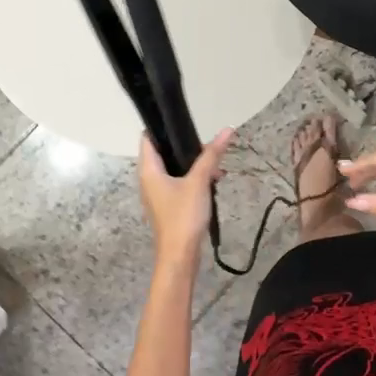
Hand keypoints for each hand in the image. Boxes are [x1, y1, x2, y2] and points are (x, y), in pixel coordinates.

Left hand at [138, 128, 232, 265]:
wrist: (180, 256)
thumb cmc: (183, 216)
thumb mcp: (199, 181)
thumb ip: (211, 154)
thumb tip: (227, 129)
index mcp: (149, 171)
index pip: (148, 138)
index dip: (162, 126)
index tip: (183, 119)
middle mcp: (149, 180)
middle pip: (163, 152)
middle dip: (186, 146)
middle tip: (208, 144)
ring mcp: (158, 193)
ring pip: (174, 168)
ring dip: (193, 164)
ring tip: (216, 163)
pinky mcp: (168, 204)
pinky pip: (179, 182)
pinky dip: (194, 178)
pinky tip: (214, 180)